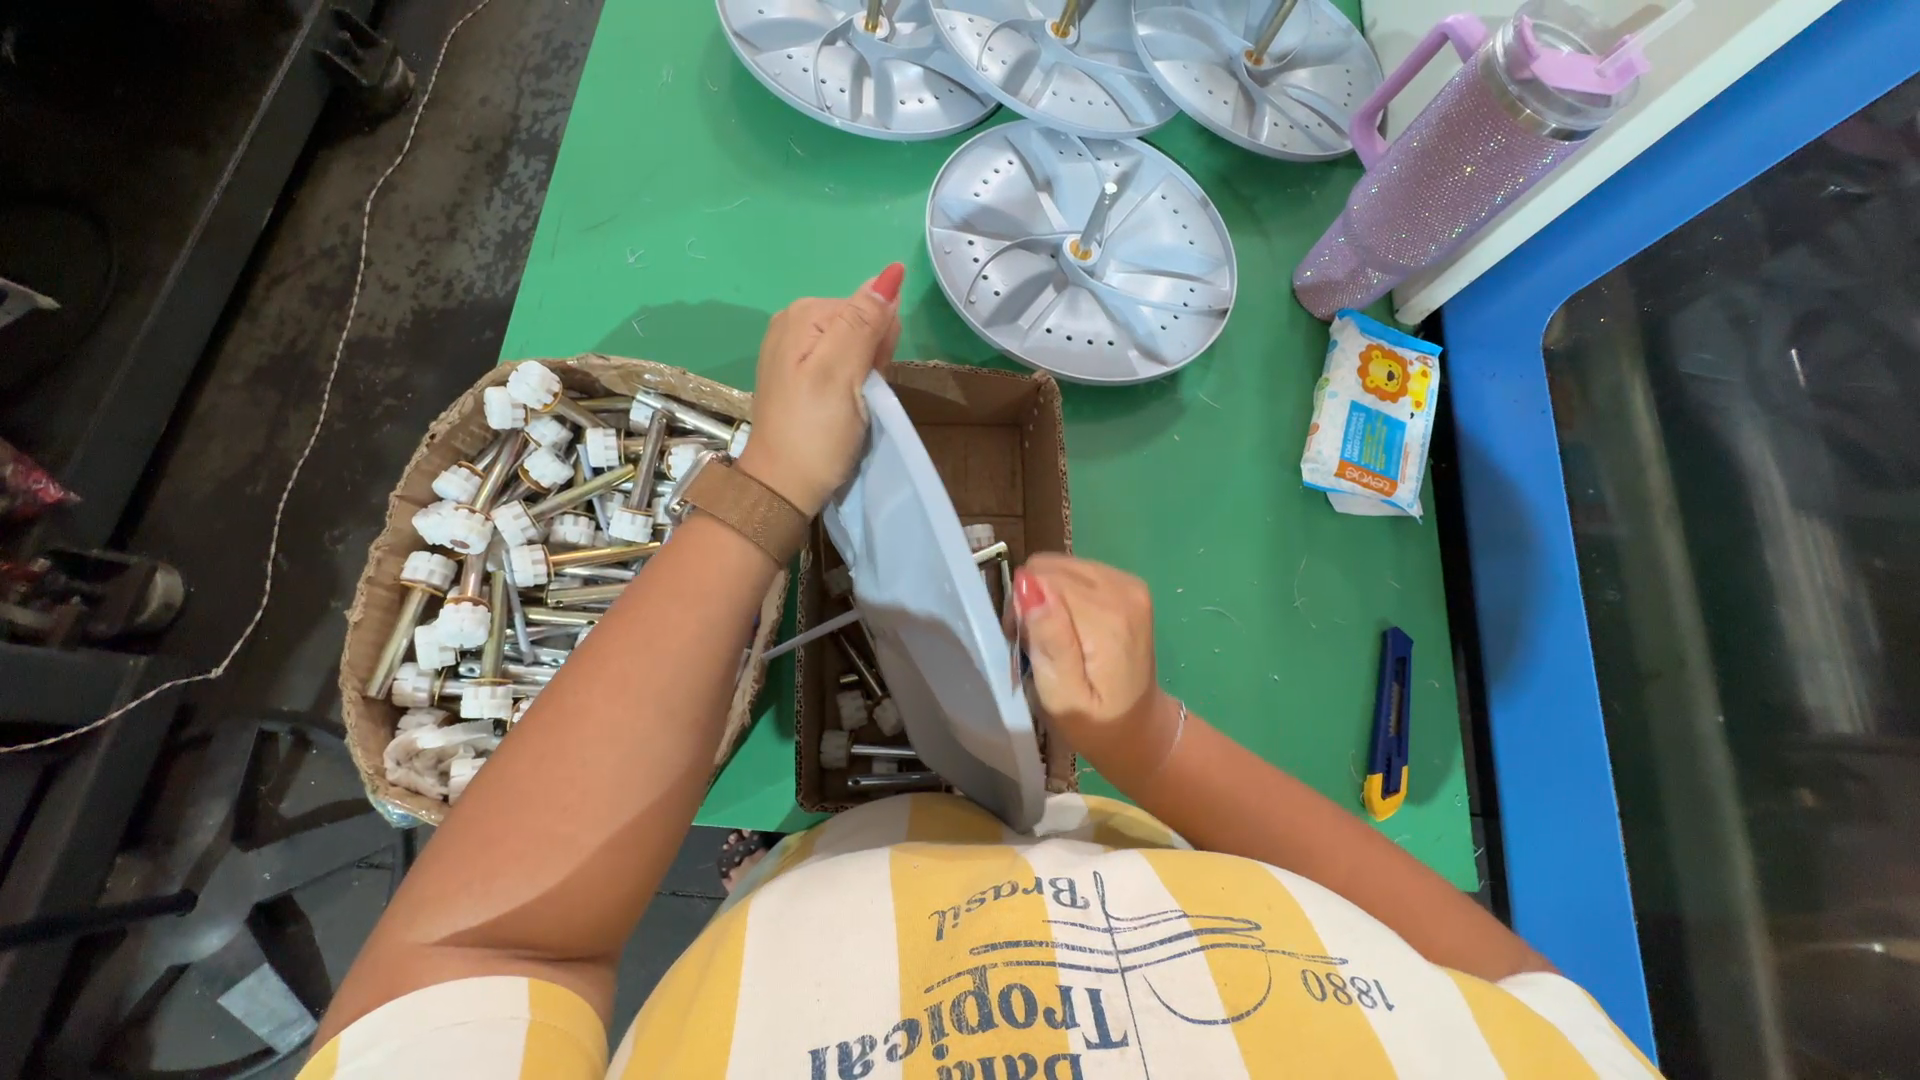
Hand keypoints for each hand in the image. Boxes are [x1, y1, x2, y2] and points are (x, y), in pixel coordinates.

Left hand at [736, 264, 904, 515]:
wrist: (782, 486)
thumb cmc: (816, 432)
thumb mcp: (843, 374)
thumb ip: (865, 322)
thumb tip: (891, 272)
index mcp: (804, 315)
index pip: (866, 307)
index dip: (880, 343)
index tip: (872, 378)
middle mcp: (794, 322)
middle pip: (859, 323)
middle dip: (871, 356)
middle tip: (860, 394)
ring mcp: (792, 349)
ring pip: (853, 345)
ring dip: (864, 373)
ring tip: (852, 404)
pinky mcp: (797, 375)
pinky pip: (839, 363)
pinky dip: (850, 382)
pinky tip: (843, 406)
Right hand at [1014, 555, 1181, 775]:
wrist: (1139, 728)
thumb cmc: (1095, 723)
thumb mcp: (1062, 697)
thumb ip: (1048, 640)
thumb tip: (1028, 586)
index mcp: (1109, 617)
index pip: (1041, 579)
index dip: (1022, 608)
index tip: (1023, 644)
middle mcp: (1123, 588)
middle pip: (1050, 567)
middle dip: (1032, 600)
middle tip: (1036, 644)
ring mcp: (1128, 583)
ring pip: (1060, 566)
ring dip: (1045, 597)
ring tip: (1051, 637)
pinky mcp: (1126, 583)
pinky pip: (1075, 571)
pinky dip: (1061, 594)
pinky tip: (1066, 626)